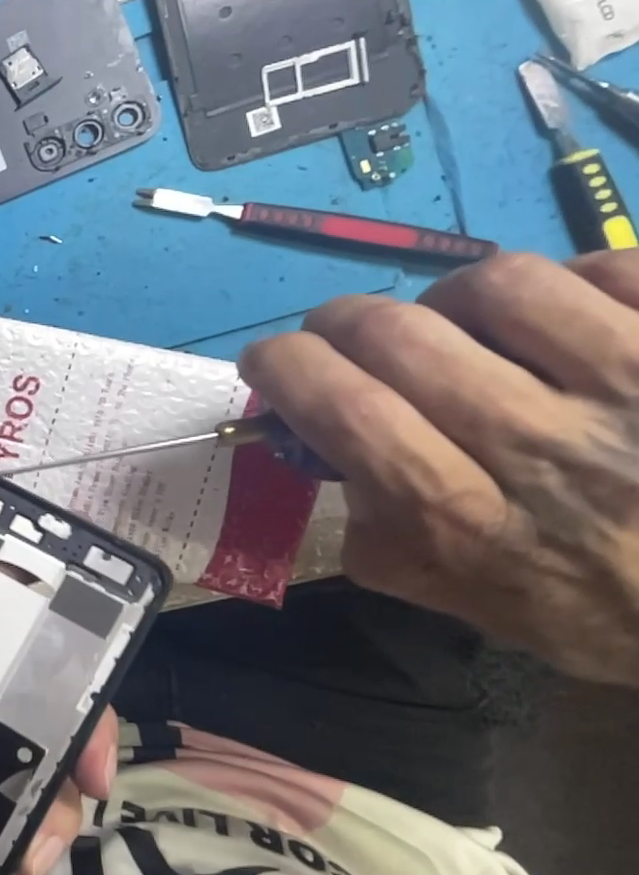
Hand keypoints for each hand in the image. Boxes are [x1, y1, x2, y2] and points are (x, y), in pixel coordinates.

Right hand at [239, 251, 638, 684]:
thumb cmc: (596, 607)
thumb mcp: (451, 592)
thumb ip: (369, 521)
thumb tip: (318, 444)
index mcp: (458, 515)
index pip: (336, 404)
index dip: (280, 363)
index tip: (271, 362)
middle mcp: (538, 447)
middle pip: (393, 332)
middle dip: (339, 320)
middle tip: (345, 337)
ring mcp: (633, 389)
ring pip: (495, 283)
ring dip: (450, 297)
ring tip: (464, 326)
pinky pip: (610, 267)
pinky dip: (569, 283)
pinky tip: (566, 323)